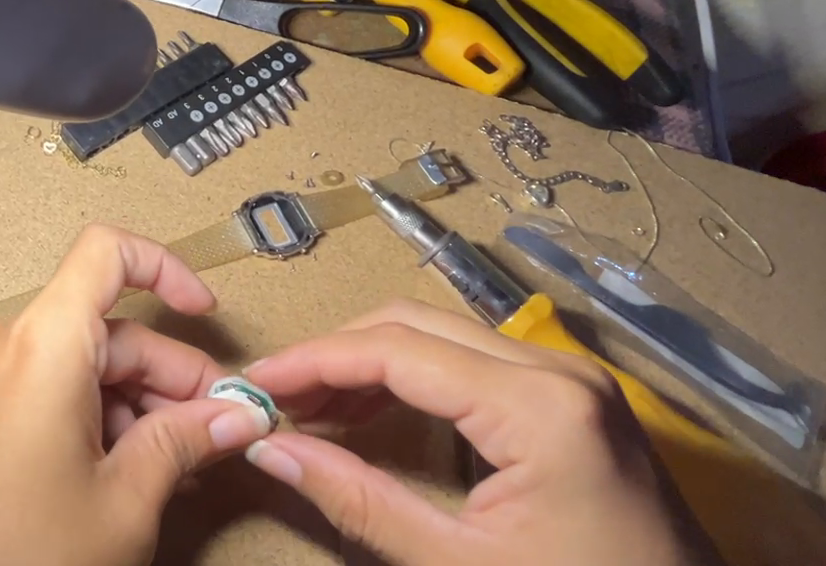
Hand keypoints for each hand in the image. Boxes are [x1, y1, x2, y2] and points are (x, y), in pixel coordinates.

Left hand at [0, 224, 274, 565]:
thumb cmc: (20, 557)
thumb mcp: (124, 500)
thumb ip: (184, 442)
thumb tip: (234, 416)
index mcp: (42, 344)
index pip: (106, 253)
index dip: (165, 267)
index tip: (205, 312)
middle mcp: (12, 343)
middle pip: (110, 326)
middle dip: (170, 373)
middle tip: (221, 428)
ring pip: (88, 361)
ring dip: (141, 401)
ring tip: (183, 463)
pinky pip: (58, 385)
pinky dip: (103, 413)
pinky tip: (138, 467)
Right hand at [242, 300, 720, 565]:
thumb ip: (358, 500)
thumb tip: (265, 448)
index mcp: (538, 405)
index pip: (394, 350)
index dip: (312, 362)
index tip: (255, 386)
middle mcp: (554, 367)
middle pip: (409, 324)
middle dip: (333, 356)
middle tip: (278, 398)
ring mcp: (567, 375)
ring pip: (434, 333)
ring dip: (365, 362)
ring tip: (311, 406)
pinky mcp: (569, 394)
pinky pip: (465, 359)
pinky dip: (407, 376)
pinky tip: (369, 410)